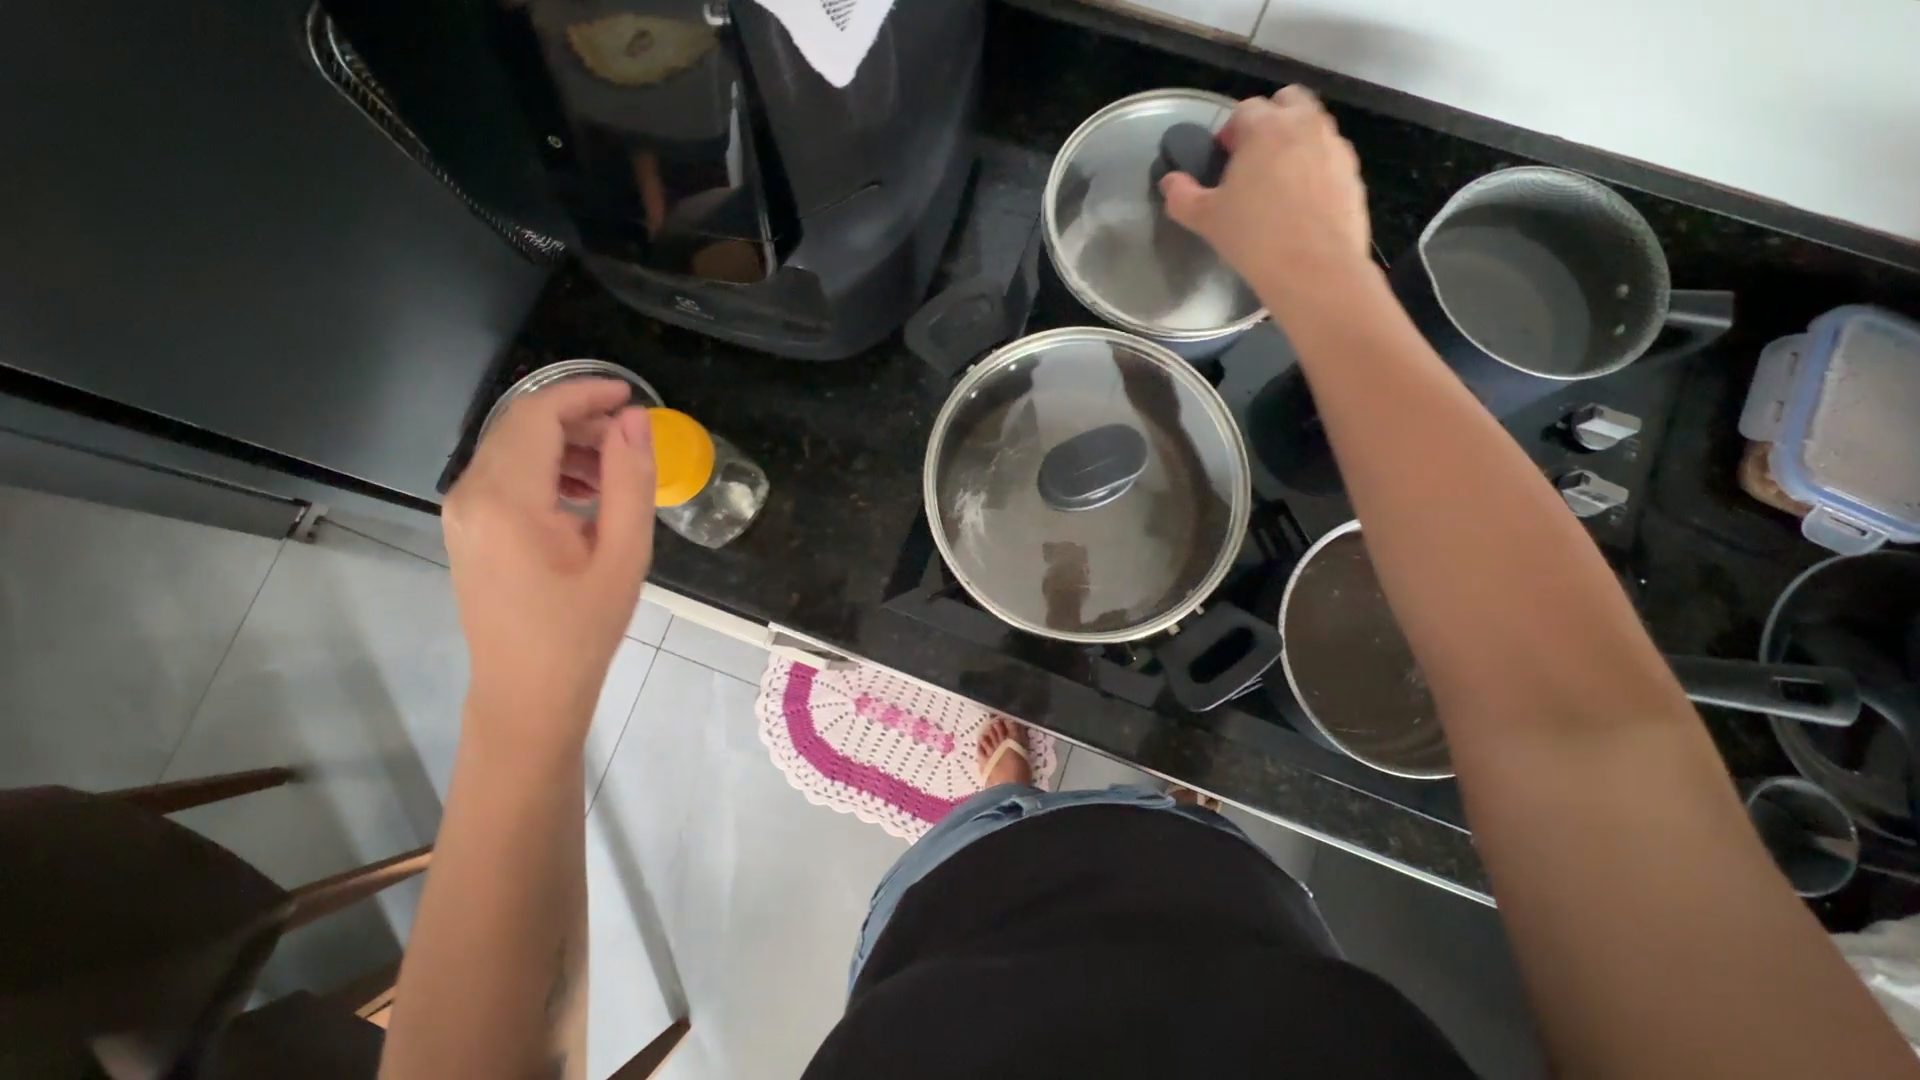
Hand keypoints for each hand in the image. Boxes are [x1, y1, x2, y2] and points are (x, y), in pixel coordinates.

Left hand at [443, 379, 656, 741]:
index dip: (584, 394)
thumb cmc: (581, 631)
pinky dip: (544, 468)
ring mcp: (461, 512)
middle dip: (577, 417)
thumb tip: (634, 420)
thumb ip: (630, 480)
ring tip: (614, 467)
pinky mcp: (466, 528)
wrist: (526, 693)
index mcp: (507, 500)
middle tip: (630, 436)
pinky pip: (503, 475)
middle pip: (520, 425)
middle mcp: (470, 495)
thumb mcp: (623, 555)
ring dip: (562, 443)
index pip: (538, 416)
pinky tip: (584, 494)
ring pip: (510, 448)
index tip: (629, 396)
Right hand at [1159, 86, 1371, 293]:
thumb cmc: (1254, 237)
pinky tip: (1302, 202)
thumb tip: (1170, 182)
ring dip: (1295, 141)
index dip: (1231, 130)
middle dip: (1270, 118)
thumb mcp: (1206, 219)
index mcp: (1265, 128)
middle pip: (1288, 101)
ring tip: (1279, 181)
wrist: (1315, 269)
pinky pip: (1330, 158)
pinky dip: (1316, 168)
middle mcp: (1305, 126)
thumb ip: (1182, 196)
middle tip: (1254, 155)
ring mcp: (1335, 147)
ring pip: (1314, 127)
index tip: (1224, 156)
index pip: (1245, 109)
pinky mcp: (1353, 174)